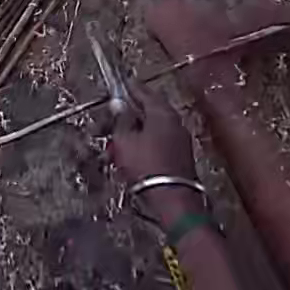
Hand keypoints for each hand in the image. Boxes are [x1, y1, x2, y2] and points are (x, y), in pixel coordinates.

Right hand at [106, 85, 203, 221]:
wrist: (174, 202)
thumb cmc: (146, 166)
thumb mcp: (124, 140)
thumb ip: (121, 119)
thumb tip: (118, 104)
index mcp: (162, 112)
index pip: (142, 91)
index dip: (127, 88)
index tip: (117, 86)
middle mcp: (174, 122)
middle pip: (147, 111)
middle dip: (126, 116)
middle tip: (109, 122)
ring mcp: (180, 140)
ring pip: (150, 130)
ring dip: (132, 134)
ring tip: (114, 146)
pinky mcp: (180, 158)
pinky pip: (157, 144)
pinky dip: (142, 146)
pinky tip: (129, 158)